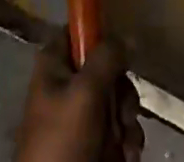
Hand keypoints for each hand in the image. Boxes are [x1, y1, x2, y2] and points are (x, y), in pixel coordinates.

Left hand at [16, 39, 141, 161]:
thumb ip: (104, 61)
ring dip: (127, 124)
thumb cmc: (63, 136)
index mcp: (55, 62)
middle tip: (122, 113)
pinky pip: (121, 130)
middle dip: (122, 94)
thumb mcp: (84, 93)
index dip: (100, 38)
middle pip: (107, 70)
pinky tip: (126, 157)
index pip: (78, 33)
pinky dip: (128, 143)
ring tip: (123, 144)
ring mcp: (83, 112)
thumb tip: (123, 36)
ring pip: (118, 102)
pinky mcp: (96, 138)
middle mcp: (68, 82)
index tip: (121, 56)